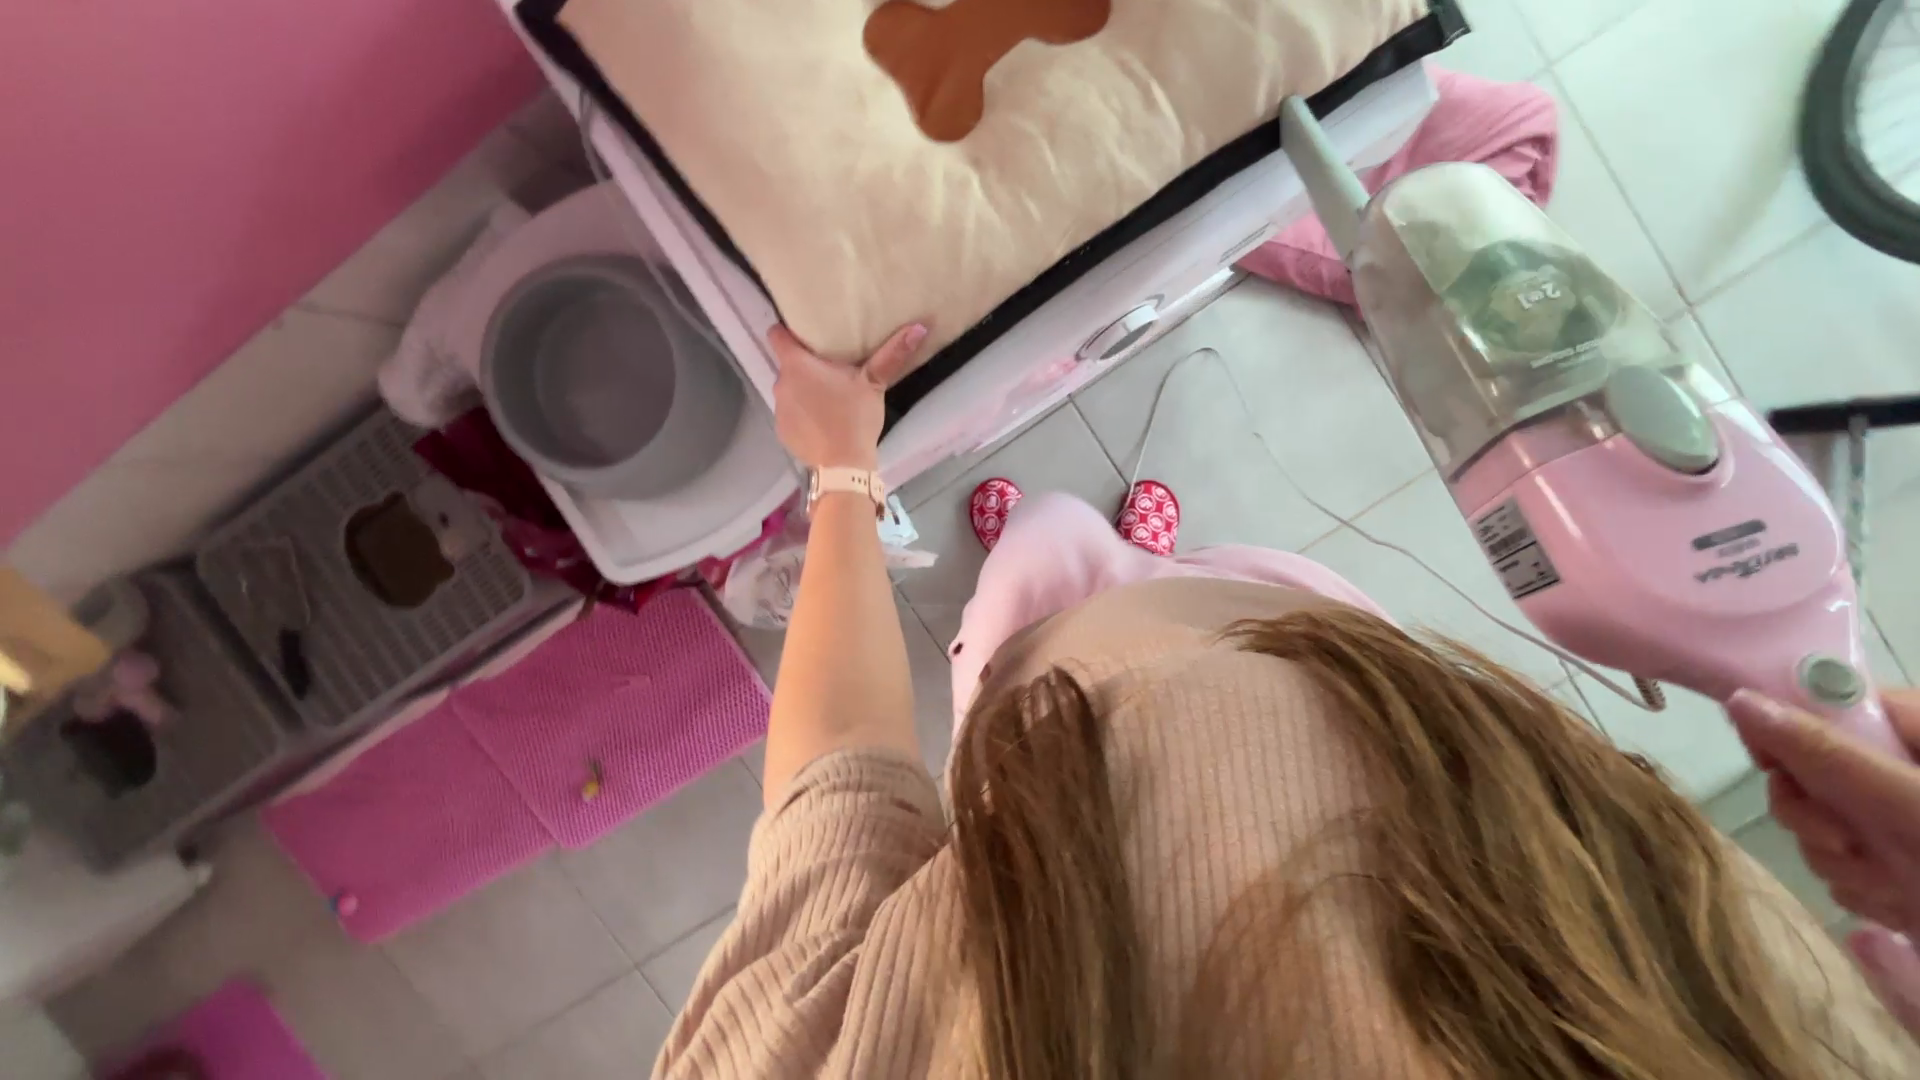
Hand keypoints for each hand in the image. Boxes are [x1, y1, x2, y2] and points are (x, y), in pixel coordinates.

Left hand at [769, 323, 927, 469]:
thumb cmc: (855, 417)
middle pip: (787, 366)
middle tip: (830, 372)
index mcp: (797, 365)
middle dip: (804, 368)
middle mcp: (781, 384)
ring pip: (789, 392)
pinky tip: (821, 425)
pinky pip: (790, 416)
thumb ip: (892, 354)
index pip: (776, 335)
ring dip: (803, 393)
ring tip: (827, 401)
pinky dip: (802, 417)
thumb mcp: (874, 383)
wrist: (844, 465)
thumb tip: (919, 327)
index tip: (804, 336)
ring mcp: (779, 410)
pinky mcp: (782, 432)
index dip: (787, 332)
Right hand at [1727, 688, 1919, 1030]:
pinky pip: (1848, 856)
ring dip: (1838, 858)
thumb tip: (1738, 699)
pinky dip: (1861, 884)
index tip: (1772, 766)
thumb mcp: (1913, 806)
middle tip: (1843, 842)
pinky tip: (1896, 903)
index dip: (1789, 728)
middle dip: (1814, 812)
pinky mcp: (1907, 858)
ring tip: (1888, 887)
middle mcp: (1911, 768)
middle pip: (1815, 763)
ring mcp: (1908, 816)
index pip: (1831, 700)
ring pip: (1823, 815)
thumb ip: (1828, 753)